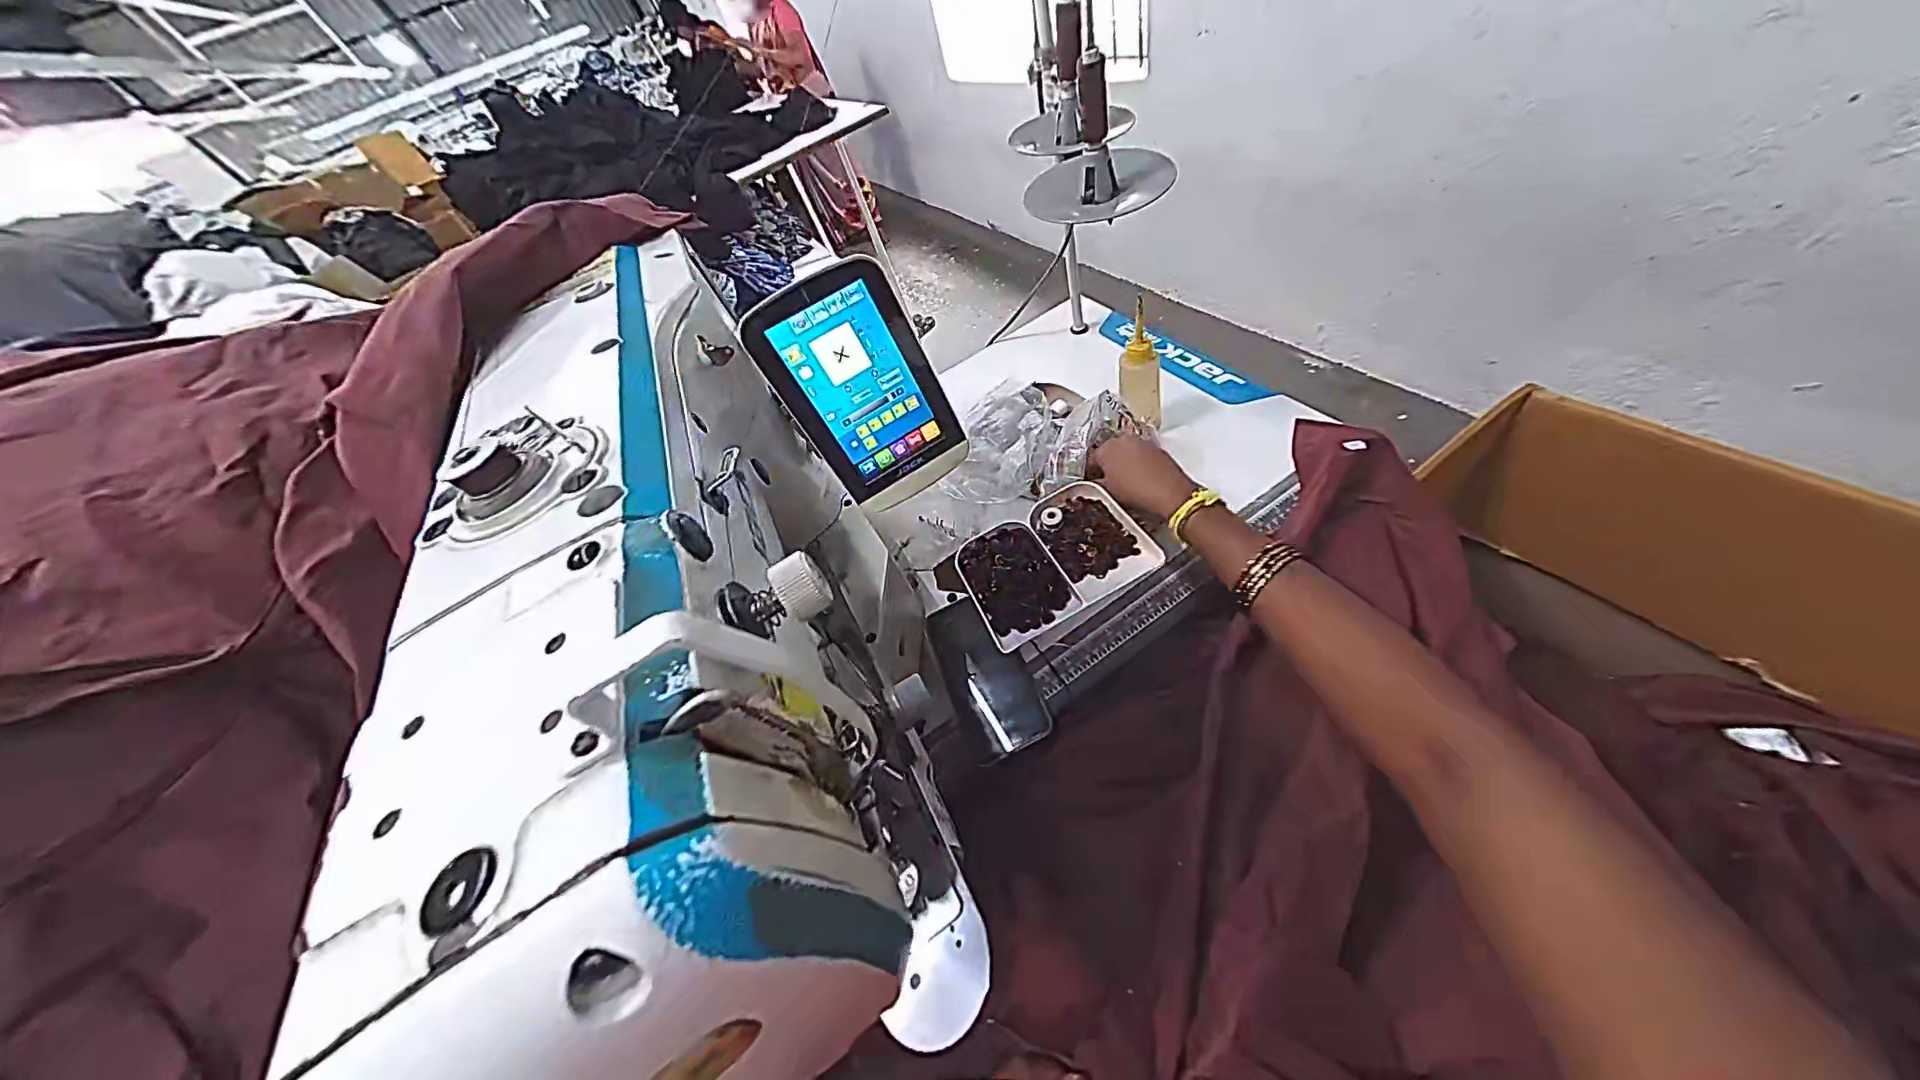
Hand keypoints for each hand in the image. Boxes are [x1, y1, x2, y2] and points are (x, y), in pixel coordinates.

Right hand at [1090, 435, 1198, 519]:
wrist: (1170, 493)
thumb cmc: (1137, 492)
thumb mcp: (1108, 492)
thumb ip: (1096, 484)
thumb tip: (1093, 484)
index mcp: (1106, 448)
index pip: (1090, 459)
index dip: (1088, 473)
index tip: (1090, 483)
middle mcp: (1123, 439)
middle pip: (1108, 452)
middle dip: (1106, 465)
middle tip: (1106, 482)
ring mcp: (1141, 442)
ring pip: (1125, 452)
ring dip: (1122, 463)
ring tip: (1123, 482)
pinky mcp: (1156, 448)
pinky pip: (1140, 455)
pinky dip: (1137, 463)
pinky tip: (1138, 478)